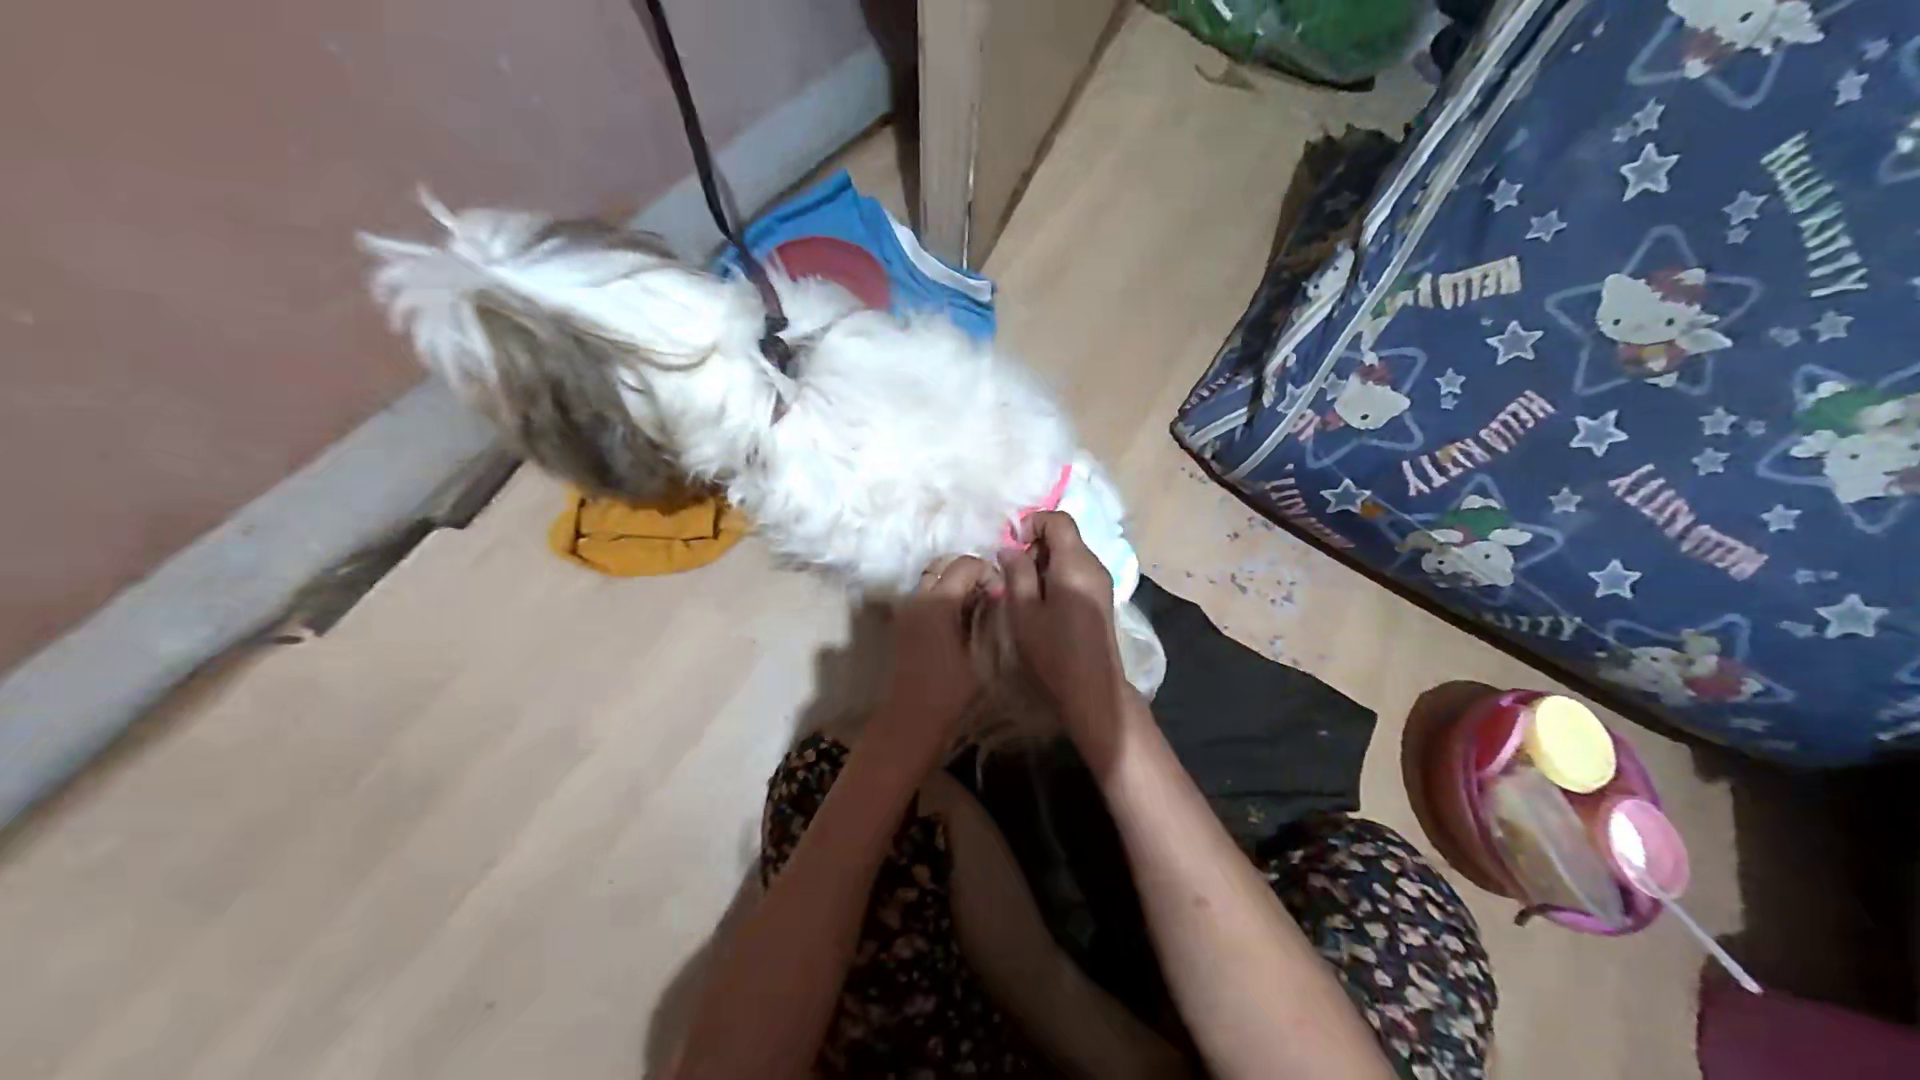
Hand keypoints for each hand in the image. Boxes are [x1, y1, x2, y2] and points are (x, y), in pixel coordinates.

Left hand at [869, 556, 993, 764]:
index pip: (966, 564)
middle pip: (944, 564)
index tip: (1001, 595)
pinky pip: (923, 594)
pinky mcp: (902, 622)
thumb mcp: (981, 653)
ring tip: (975, 607)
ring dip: (954, 582)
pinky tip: (958, 619)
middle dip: (969, 572)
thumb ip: (990, 616)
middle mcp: (917, 598)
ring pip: (931, 578)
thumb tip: (997, 593)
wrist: (912, 716)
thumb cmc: (951, 690)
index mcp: (938, 602)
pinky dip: (942, 594)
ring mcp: (906, 609)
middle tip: (989, 595)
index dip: (988, 572)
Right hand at [998, 512, 1130, 745]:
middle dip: (1035, 544)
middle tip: (1012, 572)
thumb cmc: (1053, 651)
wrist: (1092, 690)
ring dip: (1044, 561)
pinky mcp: (1101, 598)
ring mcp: (1101, 582)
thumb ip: (1016, 573)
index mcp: (1076, 564)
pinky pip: (1076, 571)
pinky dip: (1056, 575)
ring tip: (1023, 589)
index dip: (1032, 523)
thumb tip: (1010, 548)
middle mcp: (1094, 566)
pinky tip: (1041, 601)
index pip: (1059, 520)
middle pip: (1065, 536)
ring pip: (1070, 554)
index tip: (1010, 544)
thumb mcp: (1024, 611)